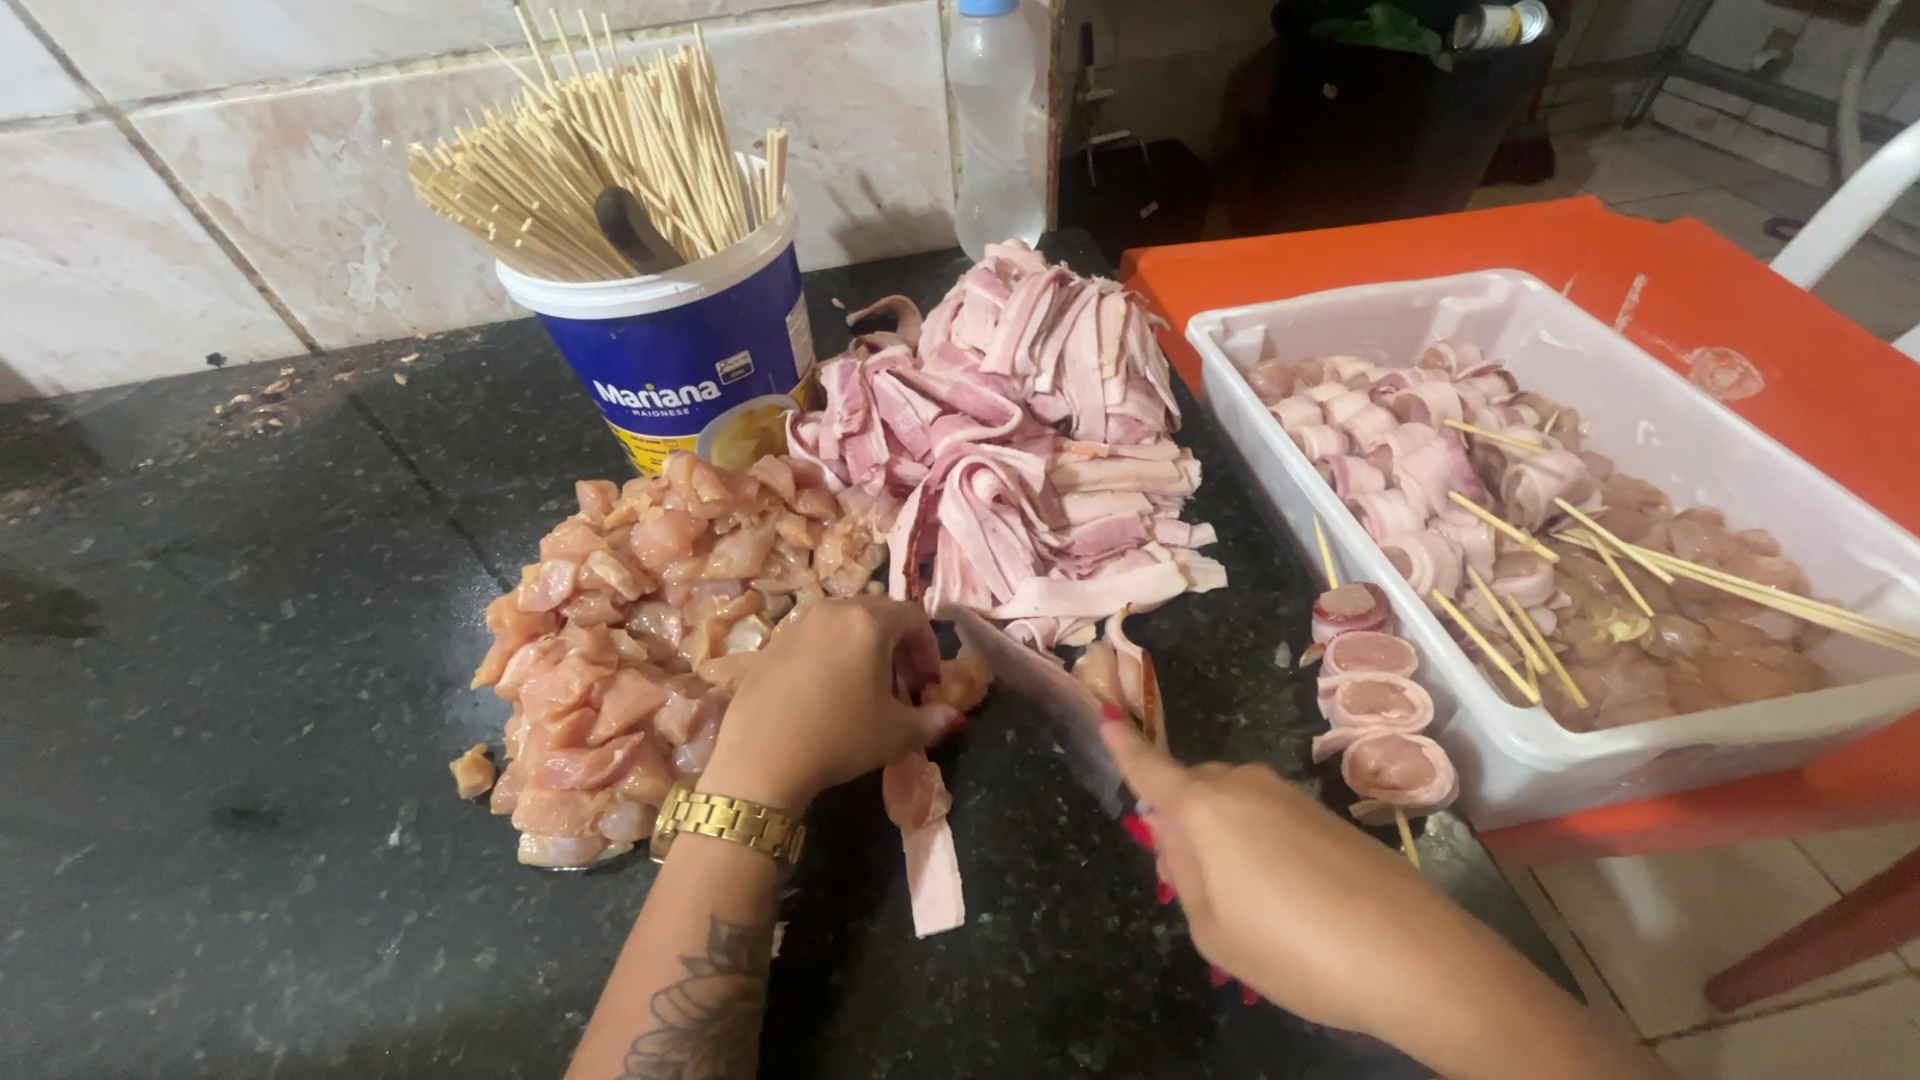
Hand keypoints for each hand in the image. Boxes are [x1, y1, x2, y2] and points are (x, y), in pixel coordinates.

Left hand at [698, 597, 957, 812]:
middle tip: (903, 685)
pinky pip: (814, 640)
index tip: (929, 683)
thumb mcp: (896, 734)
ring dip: (865, 650)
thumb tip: (952, 718)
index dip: (929, 648)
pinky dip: (832, 656)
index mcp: (868, 622)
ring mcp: (797, 625)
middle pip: (878, 614)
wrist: (760, 760)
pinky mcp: (770, 645)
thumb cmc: (839, 738)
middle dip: (899, 646)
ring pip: (844, 625)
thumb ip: (932, 720)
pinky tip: (827, 695)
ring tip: (866, 690)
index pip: (913, 616)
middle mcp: (832, 611)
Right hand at [1103, 720, 1499, 1039]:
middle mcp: (1241, 784)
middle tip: (1194, 882)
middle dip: (1181, 821)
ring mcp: (1287, 794)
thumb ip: (1183, 875)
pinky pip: (1268, 816)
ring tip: (1251, 902)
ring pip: (1232, 803)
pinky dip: (1261, 843)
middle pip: (1192, 789)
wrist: (1413, 953)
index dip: (1124, 747)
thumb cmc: (1293, 947)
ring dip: (1224, 836)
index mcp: (1202, 807)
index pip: (1150, 769)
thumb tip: (1178, 839)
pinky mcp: (1323, 812)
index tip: (1105, 717)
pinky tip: (1291, 897)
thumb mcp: (1213, 928)